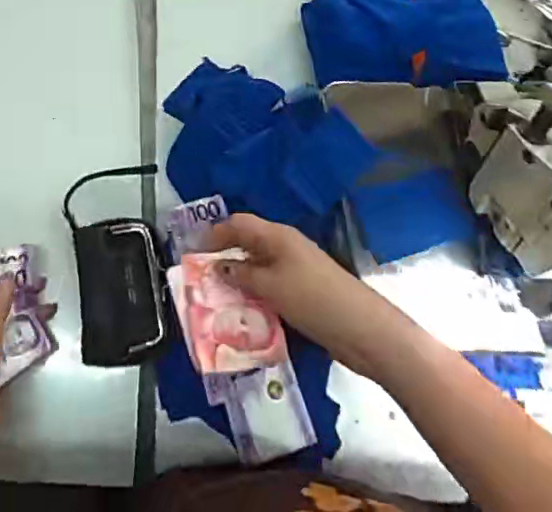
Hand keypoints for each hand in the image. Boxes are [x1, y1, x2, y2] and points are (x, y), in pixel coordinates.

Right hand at [204, 214, 411, 375]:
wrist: (359, 327)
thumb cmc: (312, 298)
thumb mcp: (271, 285)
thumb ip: (242, 274)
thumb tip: (218, 266)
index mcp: (278, 235)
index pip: (239, 223)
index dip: (215, 233)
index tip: (192, 251)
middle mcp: (286, 246)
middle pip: (248, 243)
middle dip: (223, 257)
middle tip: (199, 278)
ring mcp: (296, 269)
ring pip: (258, 268)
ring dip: (238, 280)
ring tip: (214, 300)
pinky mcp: (303, 291)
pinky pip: (270, 286)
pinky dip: (254, 295)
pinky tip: (243, 314)